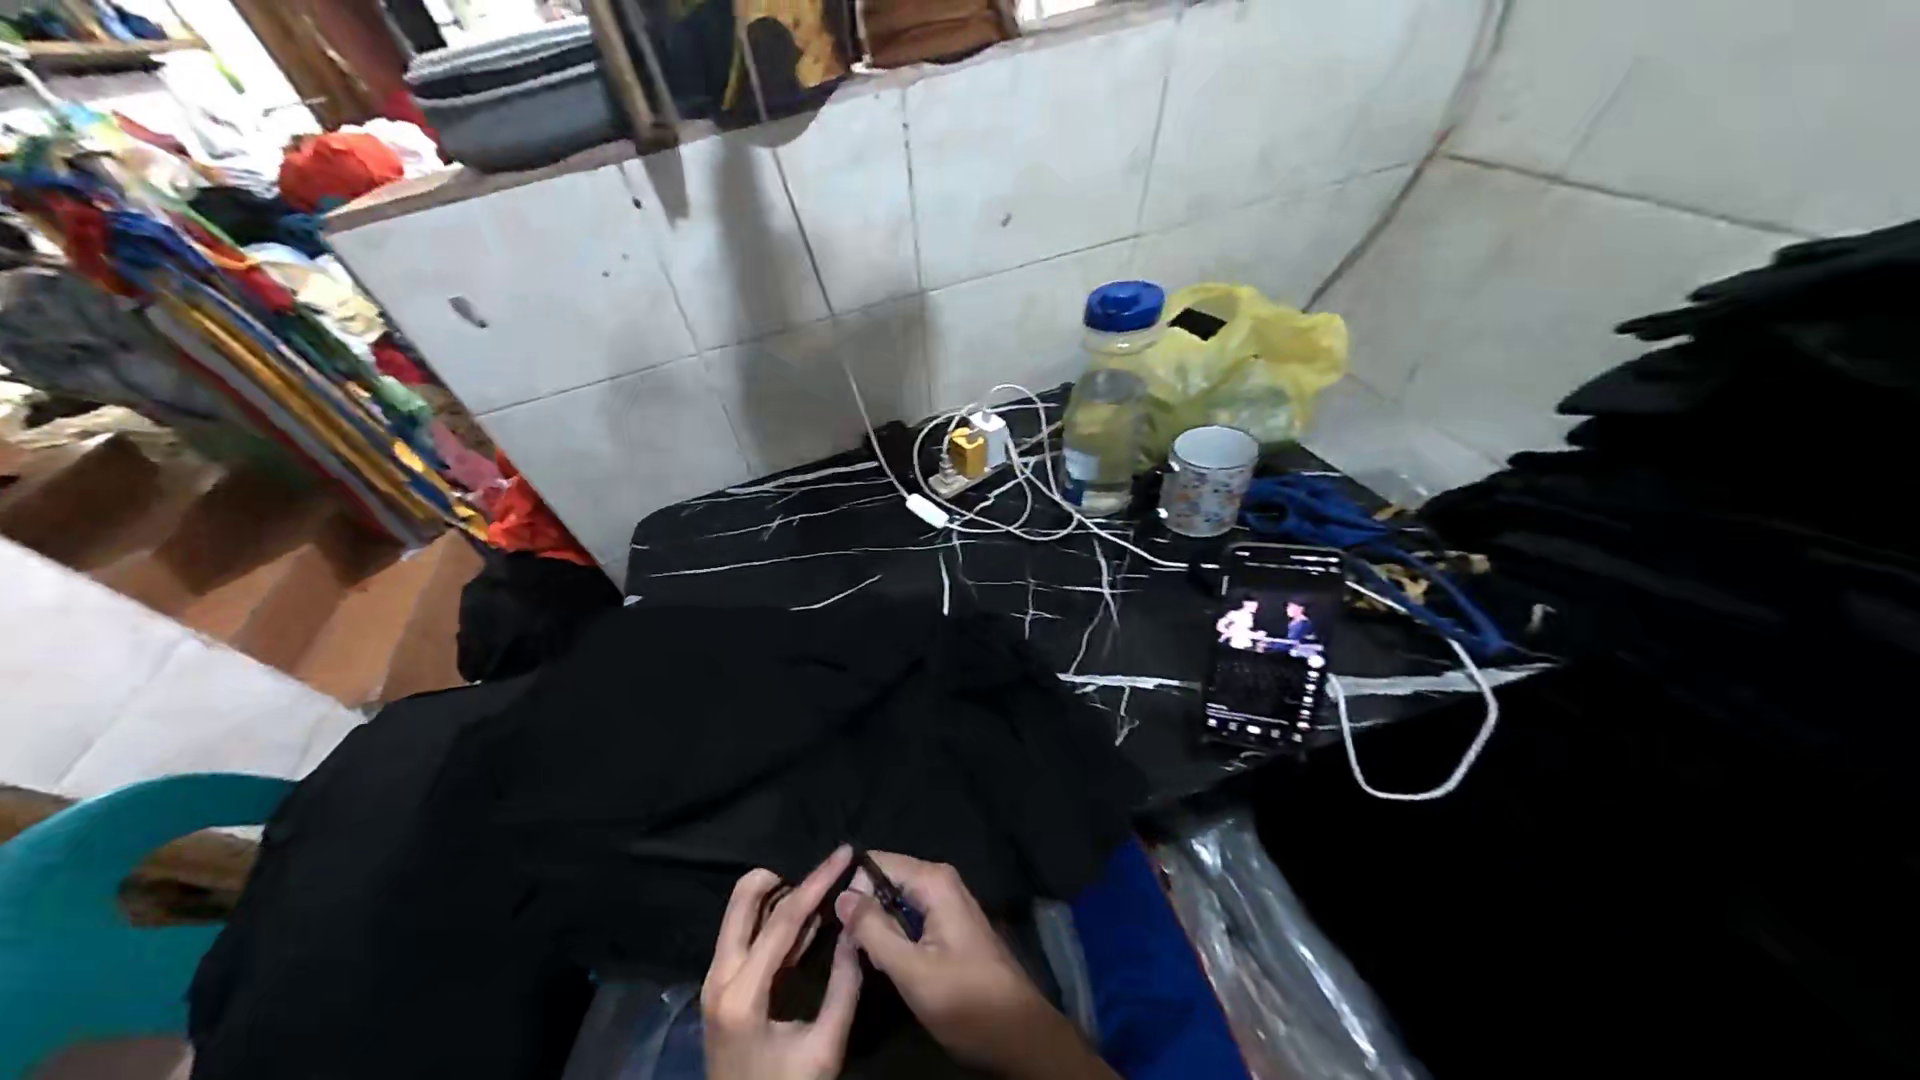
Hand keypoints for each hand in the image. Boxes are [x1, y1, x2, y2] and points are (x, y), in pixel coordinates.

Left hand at [704, 846, 861, 1079]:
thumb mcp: (824, 1047)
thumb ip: (845, 984)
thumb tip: (856, 927)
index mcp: (742, 994)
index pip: (782, 919)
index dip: (817, 881)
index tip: (844, 853)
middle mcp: (719, 977)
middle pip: (744, 900)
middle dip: (785, 875)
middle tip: (824, 872)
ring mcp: (715, 981)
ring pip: (742, 912)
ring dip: (780, 894)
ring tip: (823, 890)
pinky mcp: (722, 987)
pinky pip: (746, 934)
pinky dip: (775, 917)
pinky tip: (809, 920)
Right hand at [835, 852, 1117, 1079]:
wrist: (1017, 1032)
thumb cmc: (965, 1000)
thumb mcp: (911, 970)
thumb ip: (874, 930)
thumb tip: (841, 896)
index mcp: (933, 880)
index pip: (876, 862)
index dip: (851, 886)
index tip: (830, 917)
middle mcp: (940, 881)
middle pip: (885, 879)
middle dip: (862, 907)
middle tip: (842, 942)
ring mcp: (946, 903)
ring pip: (895, 901)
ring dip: (876, 924)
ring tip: (858, 953)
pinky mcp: (947, 925)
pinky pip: (908, 917)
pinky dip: (892, 935)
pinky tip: (883, 961)